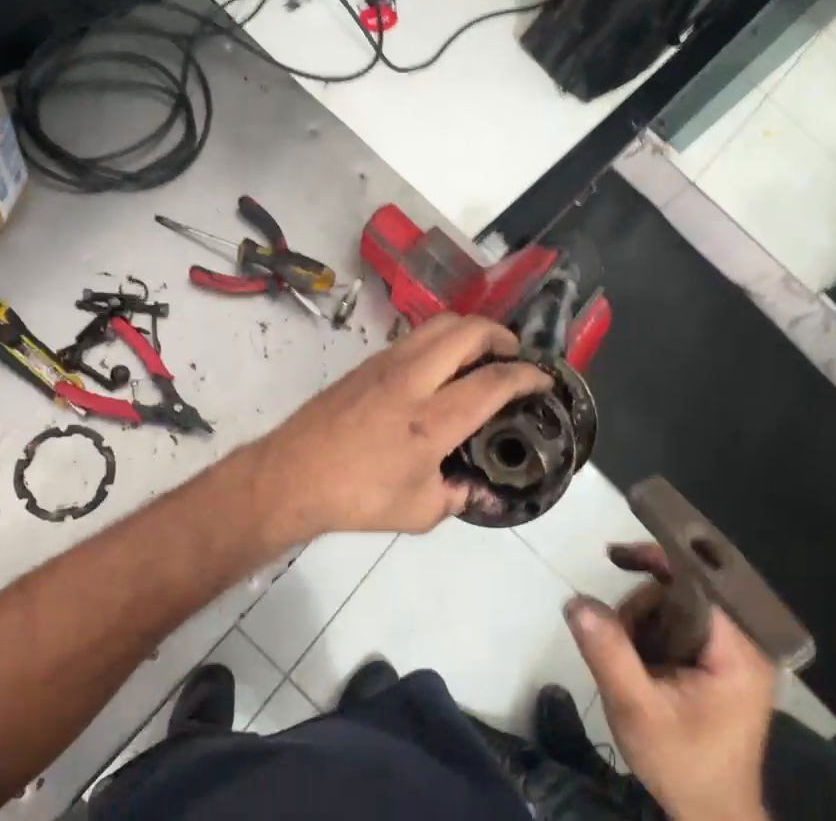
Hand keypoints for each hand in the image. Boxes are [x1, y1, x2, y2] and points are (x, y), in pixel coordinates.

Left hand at [248, 313, 550, 538]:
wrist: (291, 475)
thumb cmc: (357, 497)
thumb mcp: (418, 510)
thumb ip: (458, 496)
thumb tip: (479, 490)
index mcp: (433, 418)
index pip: (494, 381)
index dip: (528, 376)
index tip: (544, 380)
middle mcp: (414, 378)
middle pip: (469, 330)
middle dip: (502, 336)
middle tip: (514, 356)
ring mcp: (387, 363)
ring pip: (440, 324)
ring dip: (470, 331)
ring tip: (482, 354)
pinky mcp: (367, 362)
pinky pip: (416, 337)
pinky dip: (441, 340)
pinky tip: (441, 366)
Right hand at [565, 544, 777, 820]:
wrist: (712, 815)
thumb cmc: (682, 764)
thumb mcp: (636, 710)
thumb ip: (609, 652)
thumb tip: (577, 602)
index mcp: (738, 650)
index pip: (697, 582)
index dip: (656, 562)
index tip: (615, 556)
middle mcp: (747, 644)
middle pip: (682, 594)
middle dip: (642, 610)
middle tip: (619, 644)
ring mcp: (738, 655)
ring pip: (678, 610)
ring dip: (644, 626)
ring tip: (633, 666)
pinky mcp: (726, 666)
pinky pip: (683, 629)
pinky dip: (655, 638)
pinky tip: (644, 666)